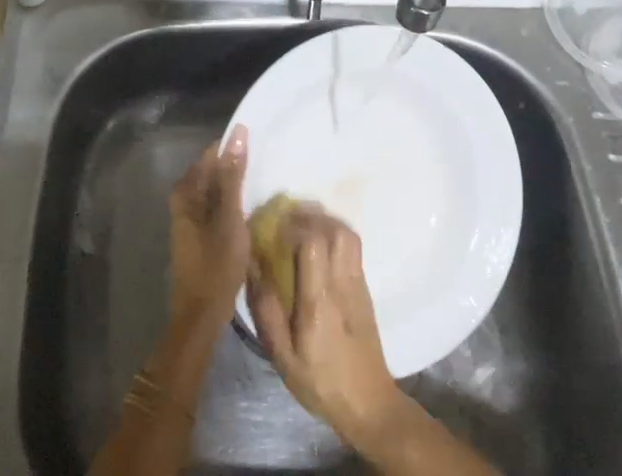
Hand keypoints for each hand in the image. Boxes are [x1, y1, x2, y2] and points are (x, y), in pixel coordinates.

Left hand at [167, 128, 249, 319]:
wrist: (201, 313)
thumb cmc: (215, 263)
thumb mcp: (229, 217)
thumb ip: (232, 176)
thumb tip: (237, 134)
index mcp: (186, 191)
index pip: (212, 153)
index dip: (235, 147)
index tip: (263, 143)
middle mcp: (184, 199)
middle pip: (213, 171)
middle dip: (238, 165)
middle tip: (272, 161)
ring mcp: (191, 218)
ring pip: (217, 190)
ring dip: (239, 186)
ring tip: (268, 180)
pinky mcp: (201, 234)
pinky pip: (219, 207)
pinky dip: (235, 203)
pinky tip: (254, 207)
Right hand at [246, 207, 405, 445]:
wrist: (370, 405)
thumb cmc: (320, 383)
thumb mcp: (282, 355)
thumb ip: (266, 309)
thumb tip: (252, 266)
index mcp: (320, 301)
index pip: (314, 243)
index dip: (292, 226)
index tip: (271, 228)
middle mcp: (343, 285)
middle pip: (337, 230)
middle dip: (310, 217)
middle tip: (285, 221)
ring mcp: (359, 286)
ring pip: (349, 235)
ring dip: (324, 223)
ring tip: (300, 231)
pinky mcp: (365, 291)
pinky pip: (352, 249)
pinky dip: (334, 237)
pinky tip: (316, 251)